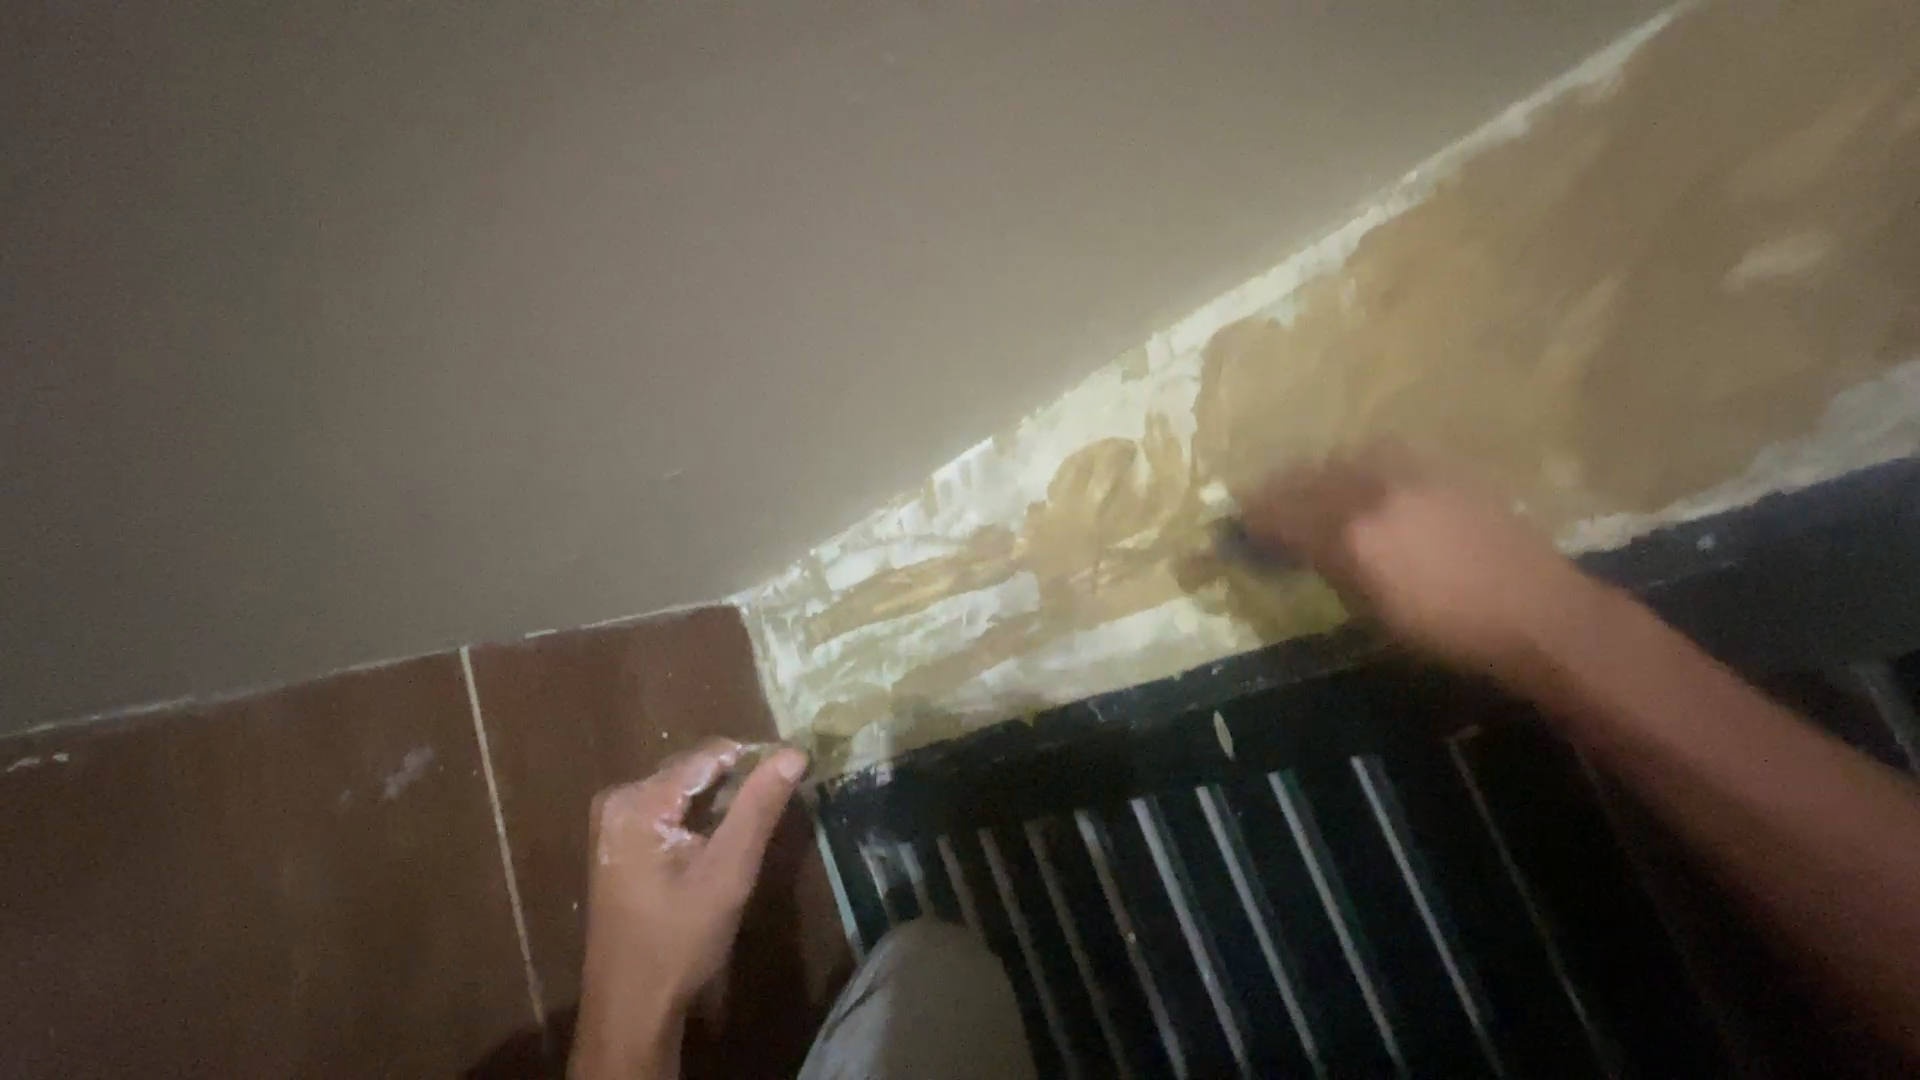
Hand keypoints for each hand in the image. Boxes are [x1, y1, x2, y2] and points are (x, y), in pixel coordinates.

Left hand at [570, 739, 807, 1079]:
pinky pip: (671, 807)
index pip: (711, 755)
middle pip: (696, 768)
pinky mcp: (620, 838)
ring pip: (687, 787)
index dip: (756, 762)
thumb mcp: (729, 871)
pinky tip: (720, 844)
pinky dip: (701, 817)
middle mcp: (620, 798)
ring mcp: (615, 819)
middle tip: (770, 816)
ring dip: (722, 802)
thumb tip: (794, 751)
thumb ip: (759, 806)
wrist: (631, 1008)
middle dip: (737, 784)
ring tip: (751, 830)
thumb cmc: (680, 940)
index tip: (790, 782)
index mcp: (639, 800)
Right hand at [1238, 443, 1603, 676]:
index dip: (1249, 521)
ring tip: (1306, 492)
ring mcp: (1411, 473)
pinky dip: (1354, 468)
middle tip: (1259, 510)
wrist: (1538, 614)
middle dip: (1274, 493)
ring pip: (1341, 459)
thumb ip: (1324, 567)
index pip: (1278, 513)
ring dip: (1314, 476)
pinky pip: (1380, 456)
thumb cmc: (1445, 629)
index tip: (1233, 530)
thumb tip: (1289, 549)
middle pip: (1304, 479)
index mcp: (1350, 533)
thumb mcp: (1370, 610)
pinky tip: (1358, 484)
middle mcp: (1374, 491)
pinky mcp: (1442, 469)